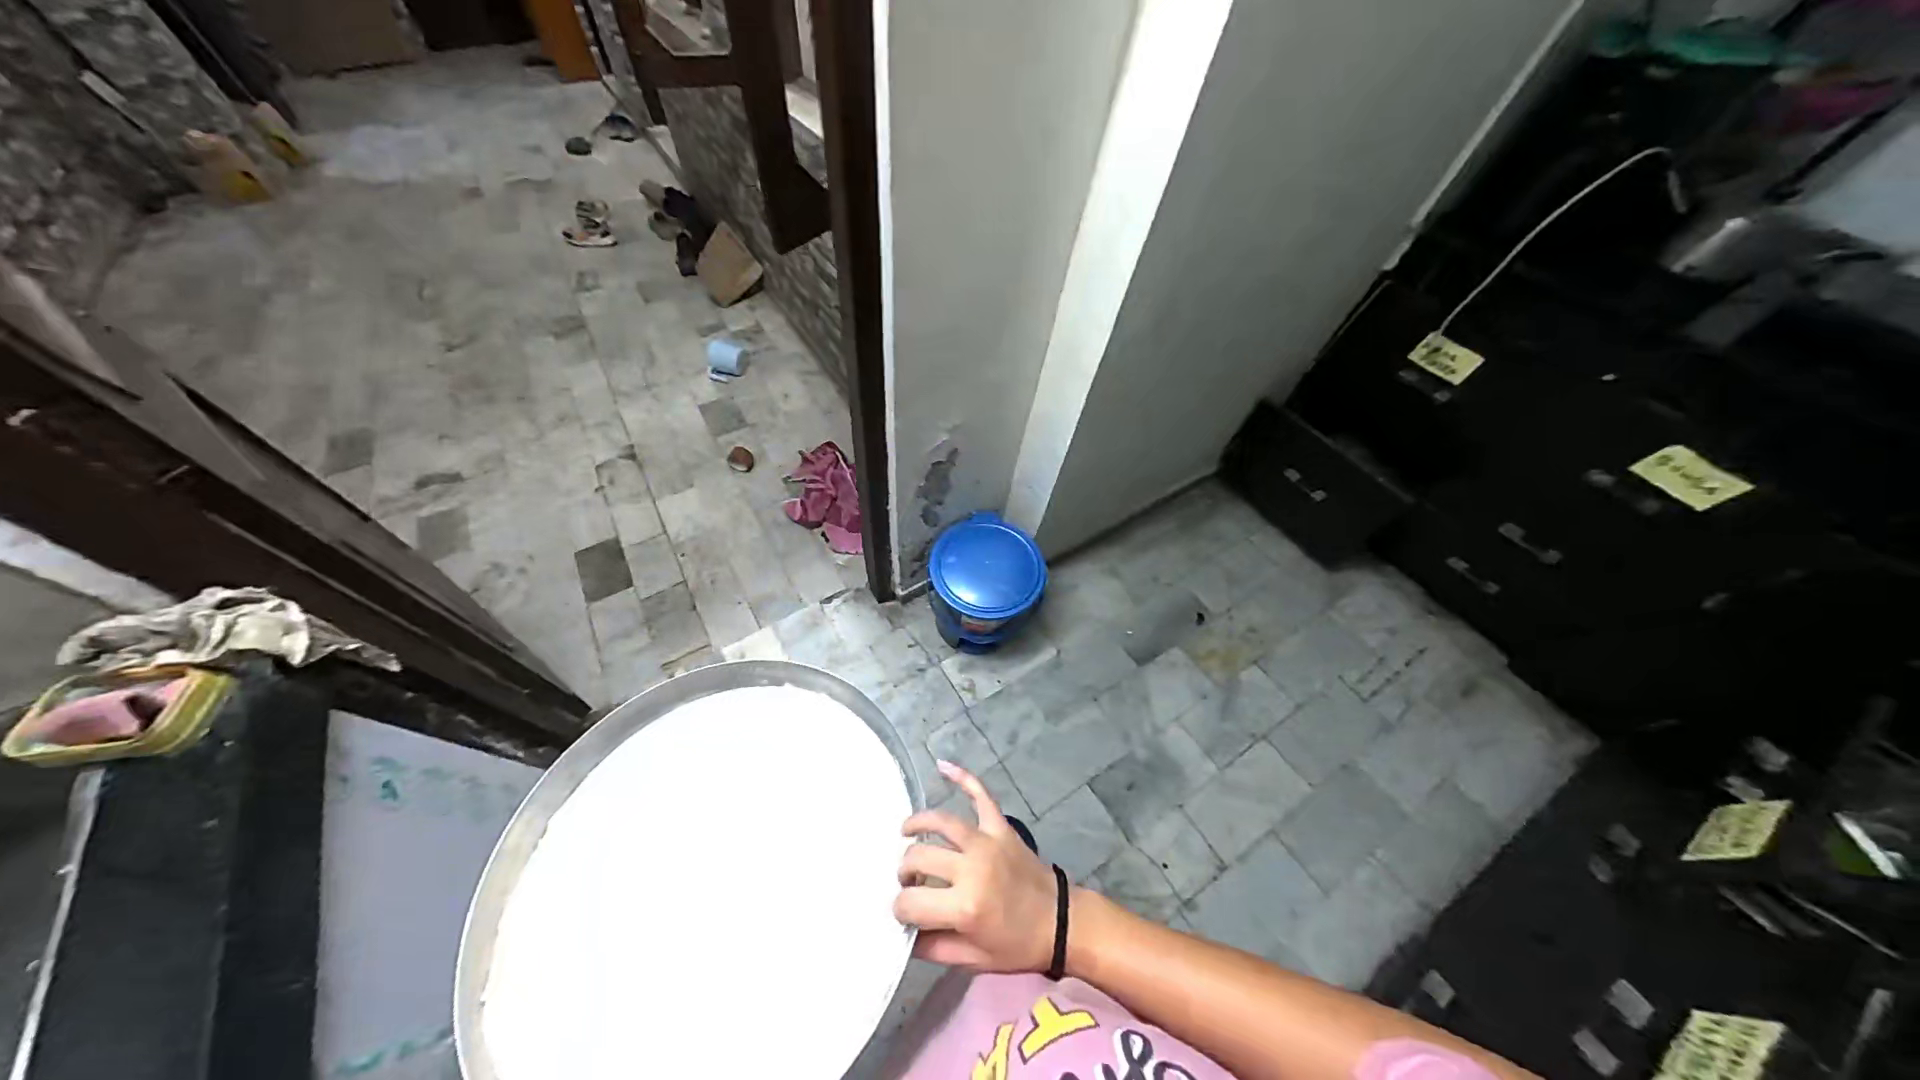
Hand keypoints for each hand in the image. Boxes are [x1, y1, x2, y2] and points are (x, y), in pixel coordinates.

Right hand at [893, 760, 1059, 971]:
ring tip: (906, 833)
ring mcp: (987, 842)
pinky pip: (981, 796)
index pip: (910, 902)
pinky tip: (943, 765)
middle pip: (919, 858)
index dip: (900, 909)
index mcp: (964, 907)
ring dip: (918, 824)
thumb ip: (933, 947)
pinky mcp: (1001, 827)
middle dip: (905, 872)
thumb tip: (904, 933)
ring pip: (941, 822)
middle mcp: (972, 868)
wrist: (1060, 922)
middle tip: (910, 881)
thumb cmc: (1016, 945)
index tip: (905, 913)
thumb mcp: (972, 960)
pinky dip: (963, 777)